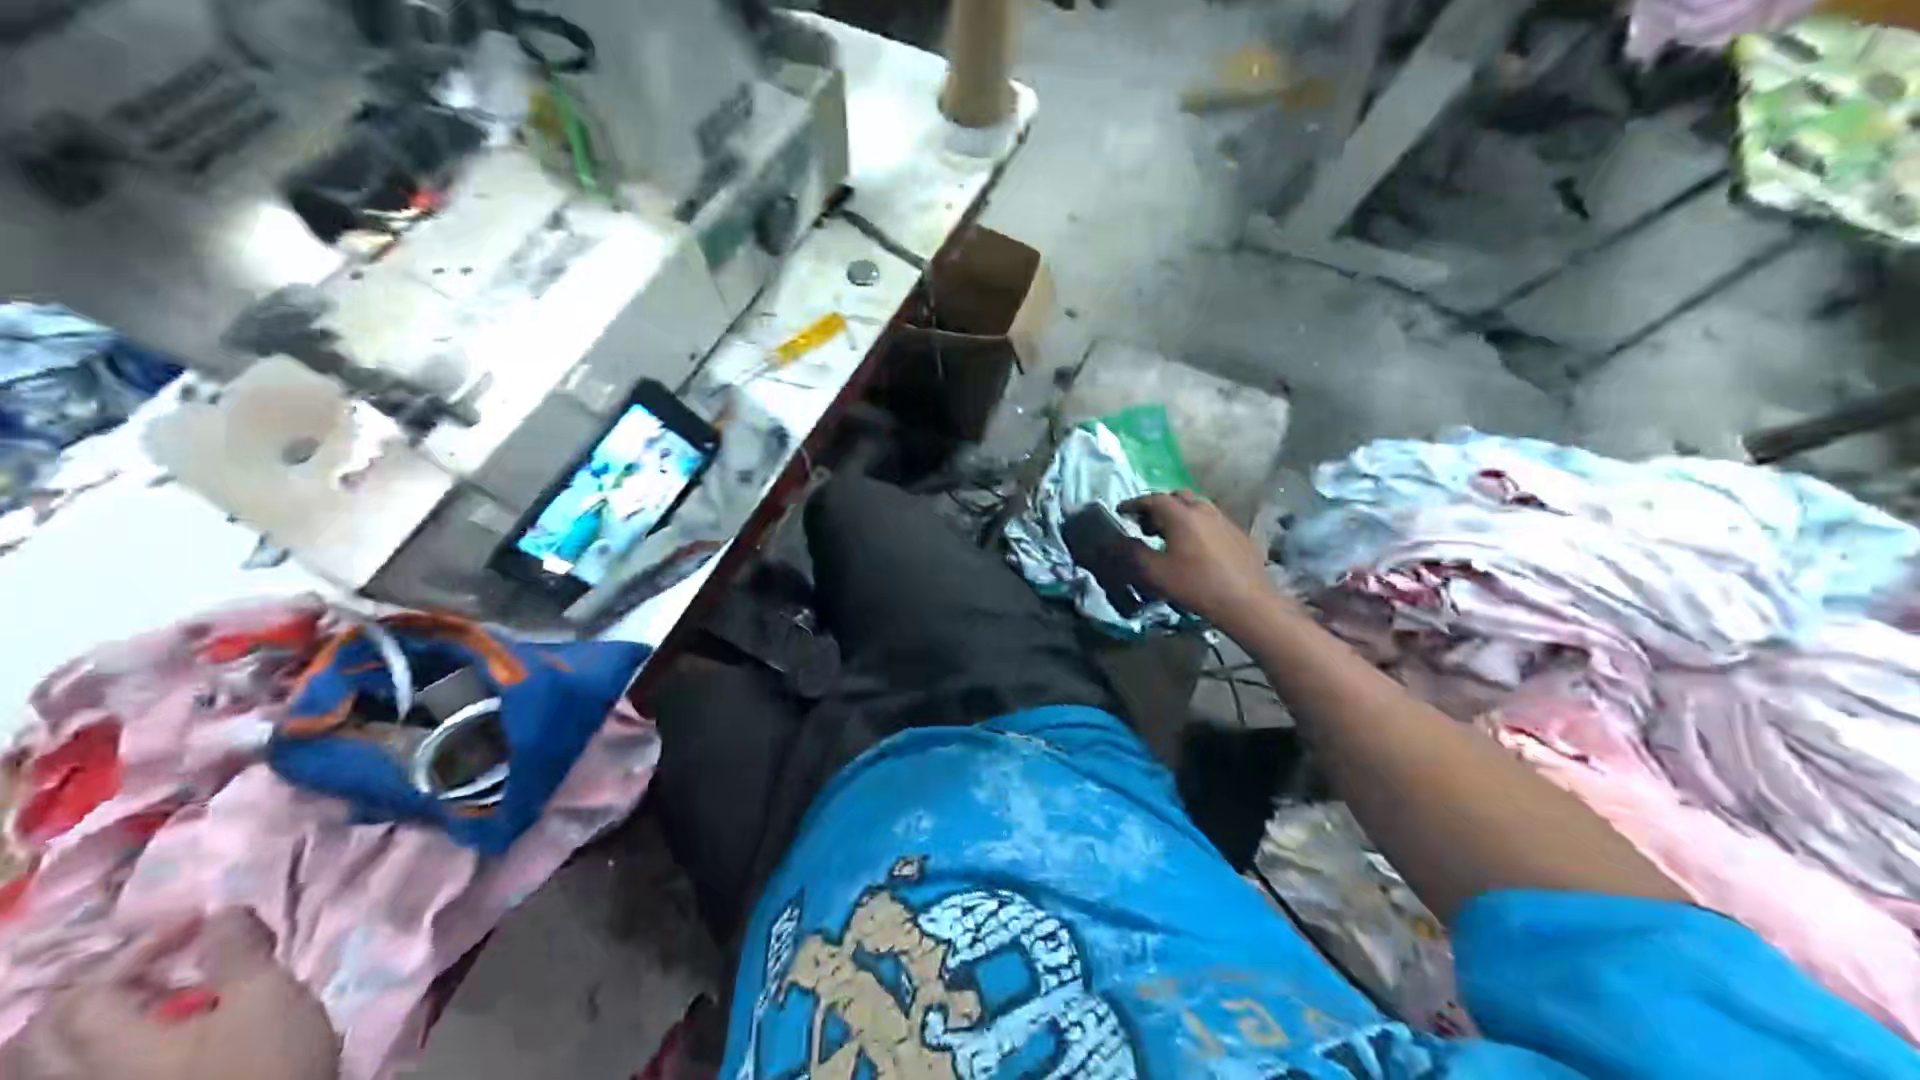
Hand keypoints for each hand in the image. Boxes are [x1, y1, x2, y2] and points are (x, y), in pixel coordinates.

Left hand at [4, 910, 338, 1079]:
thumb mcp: (266, 996)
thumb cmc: (263, 1062)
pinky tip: (137, 1044)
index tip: (200, 921)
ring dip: (80, 1024)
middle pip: (42, 1035)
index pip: (92, 990)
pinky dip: (87, 1056)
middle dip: (98, 985)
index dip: (141, 947)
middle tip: (159, 958)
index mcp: (108, 1052)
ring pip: (40, 1069)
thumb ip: (238, 952)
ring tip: (140, 1000)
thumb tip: (222, 913)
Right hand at [1120, 492, 1286, 630]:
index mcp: (1181, 515)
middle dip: (1159, 506)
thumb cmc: (1196, 585)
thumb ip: (1135, 553)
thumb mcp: (1157, 573)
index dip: (1134, 504)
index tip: (1122, 511)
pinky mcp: (1239, 534)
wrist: (1247, 602)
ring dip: (1180, 514)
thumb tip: (1123, 541)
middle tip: (1147, 524)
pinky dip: (1197, 525)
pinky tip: (1196, 547)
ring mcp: (1225, 520)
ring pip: (1197, 507)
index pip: (1153, 499)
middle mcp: (1204, 510)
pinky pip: (1212, 521)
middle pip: (1177, 497)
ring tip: (1171, 535)